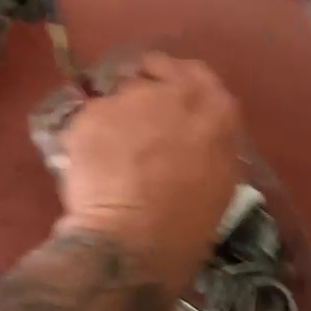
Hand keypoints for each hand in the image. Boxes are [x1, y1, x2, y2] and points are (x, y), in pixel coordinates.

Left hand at [53, 53, 242, 284]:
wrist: (133, 239)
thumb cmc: (187, 224)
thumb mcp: (220, 180)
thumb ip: (210, 141)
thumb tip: (195, 132)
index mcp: (216, 110)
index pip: (196, 73)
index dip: (177, 79)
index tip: (166, 88)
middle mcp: (173, 93)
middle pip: (154, 71)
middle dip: (144, 86)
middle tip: (135, 117)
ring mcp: (128, 99)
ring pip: (118, 95)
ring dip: (117, 114)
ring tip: (111, 149)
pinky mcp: (91, 113)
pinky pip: (90, 118)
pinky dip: (89, 135)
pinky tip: (90, 163)